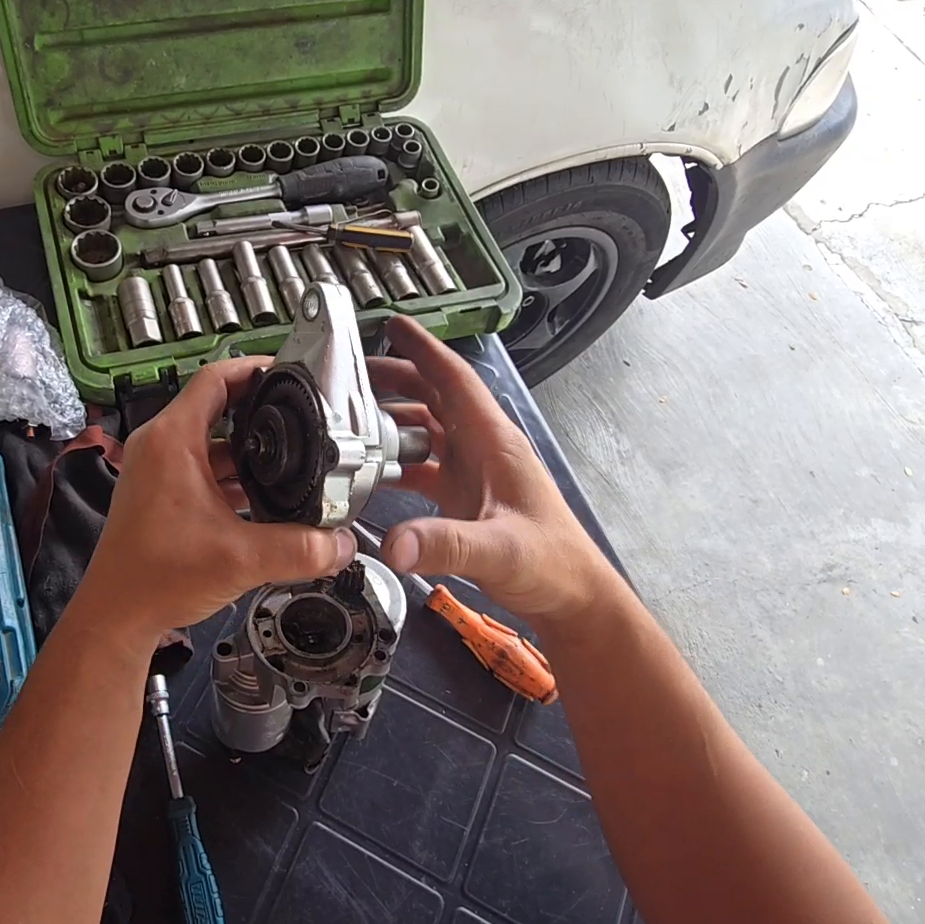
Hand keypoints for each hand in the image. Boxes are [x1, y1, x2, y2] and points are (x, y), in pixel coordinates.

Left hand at [70, 358, 357, 647]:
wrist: (117, 615)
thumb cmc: (157, 577)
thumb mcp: (241, 557)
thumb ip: (300, 549)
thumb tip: (342, 544)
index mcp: (172, 441)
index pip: (215, 378)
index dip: (253, 369)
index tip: (286, 372)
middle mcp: (159, 446)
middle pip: (216, 407)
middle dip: (259, 412)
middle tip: (299, 417)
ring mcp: (156, 470)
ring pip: (210, 442)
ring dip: (246, 449)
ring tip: (289, 458)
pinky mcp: (158, 493)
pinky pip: (199, 467)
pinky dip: (229, 474)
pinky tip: (260, 496)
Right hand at [368, 316, 622, 625]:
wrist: (572, 598)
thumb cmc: (550, 564)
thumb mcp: (498, 550)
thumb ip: (445, 544)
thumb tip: (392, 544)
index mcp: (493, 442)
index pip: (455, 381)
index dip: (424, 349)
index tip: (393, 325)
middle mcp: (481, 449)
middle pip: (435, 398)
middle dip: (397, 378)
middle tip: (352, 374)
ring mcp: (473, 473)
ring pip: (428, 429)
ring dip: (393, 419)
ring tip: (353, 417)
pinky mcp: (465, 498)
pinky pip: (424, 466)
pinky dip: (397, 463)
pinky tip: (373, 473)